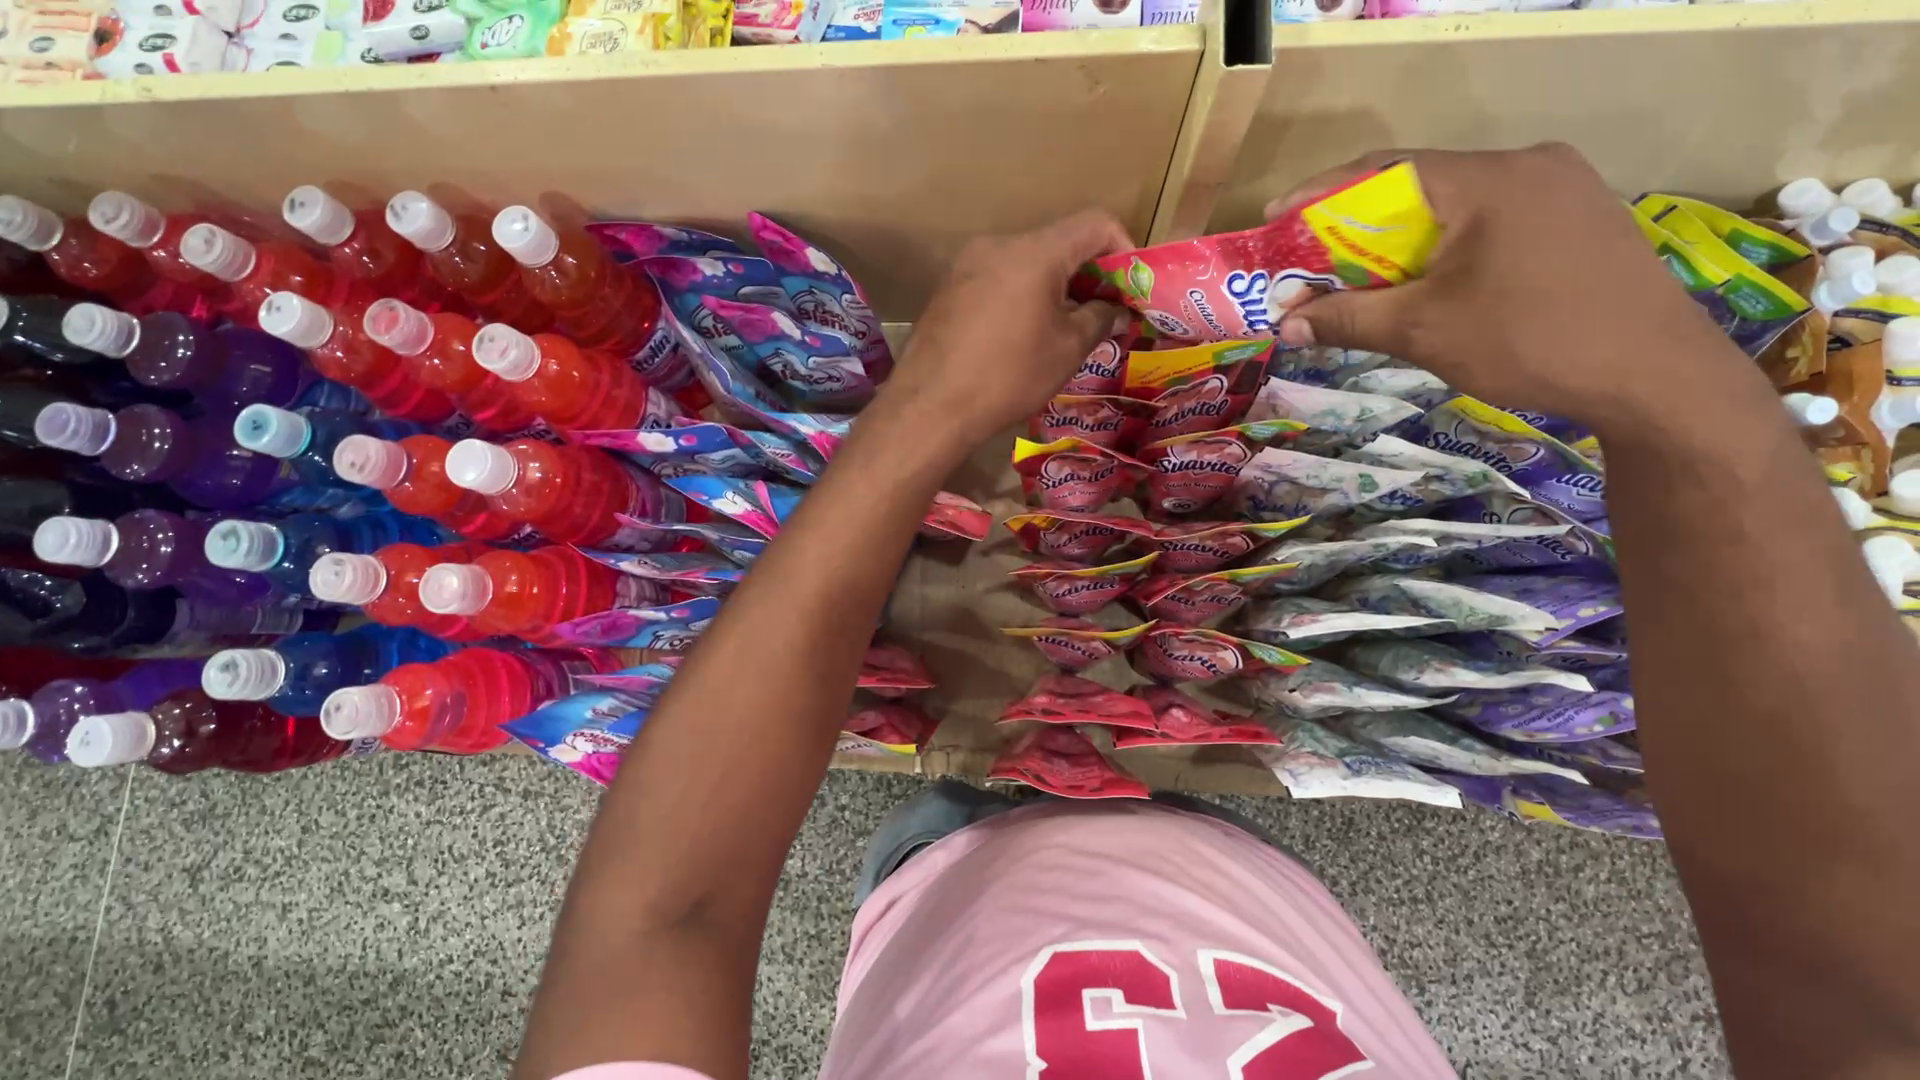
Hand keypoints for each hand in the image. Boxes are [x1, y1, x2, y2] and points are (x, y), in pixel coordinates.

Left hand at [882, 211, 1130, 449]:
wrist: (931, 406)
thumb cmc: (1008, 376)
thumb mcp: (1067, 350)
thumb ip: (1100, 319)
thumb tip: (1116, 309)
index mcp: (1035, 251)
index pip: (1095, 224)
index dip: (1124, 250)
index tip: (1131, 288)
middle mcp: (998, 245)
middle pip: (1059, 243)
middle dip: (1088, 274)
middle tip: (1103, 314)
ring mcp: (967, 265)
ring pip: (1027, 263)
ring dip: (1054, 288)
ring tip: (1065, 330)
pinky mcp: (948, 289)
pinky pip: (998, 280)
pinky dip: (1022, 297)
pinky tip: (1023, 336)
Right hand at [1269, 144, 1759, 430]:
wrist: (1655, 376)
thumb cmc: (1530, 342)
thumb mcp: (1423, 331)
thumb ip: (1348, 319)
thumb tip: (1285, 326)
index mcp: (1488, 179)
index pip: (1383, 170)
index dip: (1321, 196)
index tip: (1277, 219)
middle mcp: (1528, 166)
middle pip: (1419, 187)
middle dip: (1358, 230)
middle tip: (1315, 266)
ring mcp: (1564, 189)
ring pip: (1457, 207)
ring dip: (1403, 244)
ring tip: (1365, 284)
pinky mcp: (1581, 220)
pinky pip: (1493, 223)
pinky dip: (1448, 250)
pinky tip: (1431, 287)